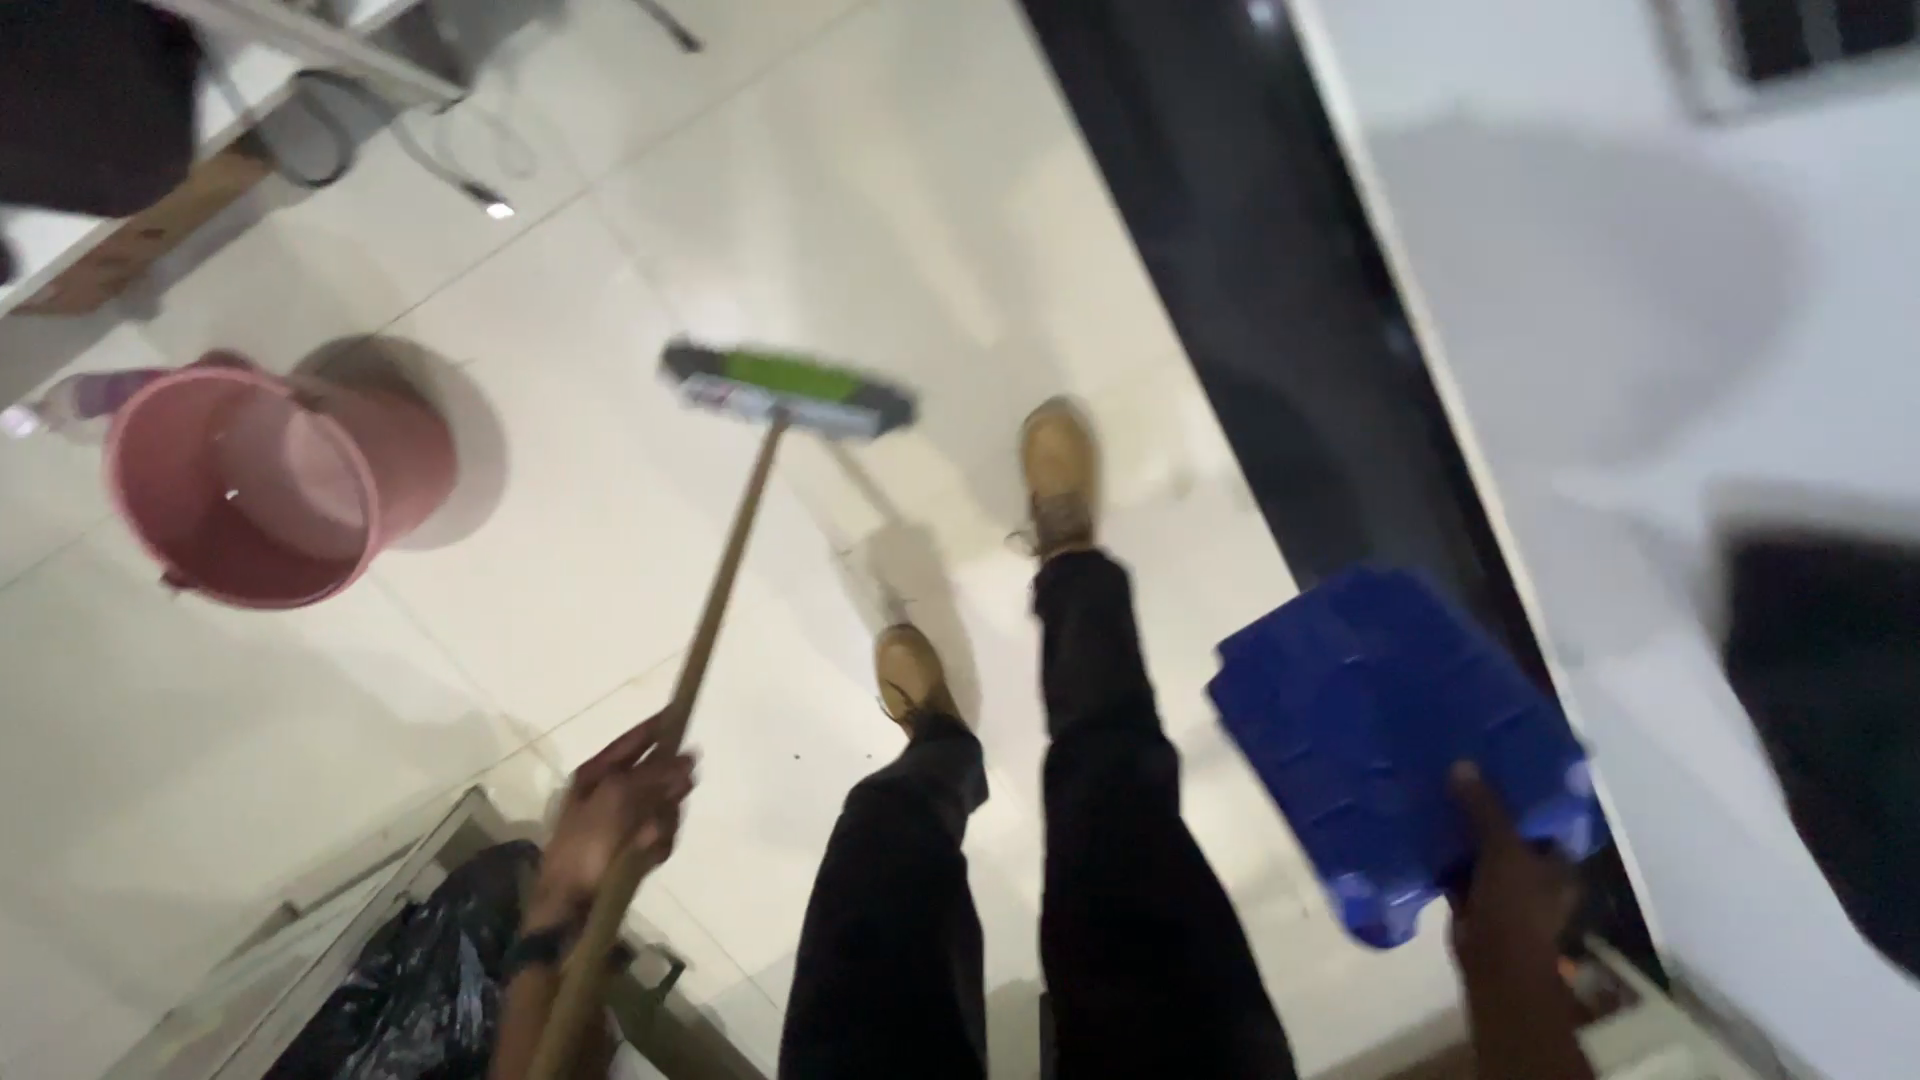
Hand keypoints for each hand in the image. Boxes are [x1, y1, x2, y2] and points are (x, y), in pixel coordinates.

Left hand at [527, 713, 695, 928]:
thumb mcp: (617, 798)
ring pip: (664, 804)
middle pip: (657, 773)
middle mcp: (610, 793)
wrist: (567, 909)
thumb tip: (688, 754)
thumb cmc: (584, 845)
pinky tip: (646, 854)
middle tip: (682, 788)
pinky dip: (658, 842)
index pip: (634, 741)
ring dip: (663, 818)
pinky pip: (661, 833)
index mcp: (596, 775)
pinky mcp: (632, 847)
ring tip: (649, 835)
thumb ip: (654, 773)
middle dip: (668, 785)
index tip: (682, 711)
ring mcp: (622, 822)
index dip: (658, 726)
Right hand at [1447, 762, 1579, 970]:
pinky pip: (1456, 866)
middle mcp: (1534, 873)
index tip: (1490, 765)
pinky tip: (1418, 828)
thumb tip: (1462, 765)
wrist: (1495, 961)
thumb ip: (1484, 808)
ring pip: (1478, 848)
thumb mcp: (1503, 850)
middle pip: (1505, 831)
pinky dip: (1441, 852)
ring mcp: (1503, 887)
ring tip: (1431, 792)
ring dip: (1458, 830)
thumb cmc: (1515, 905)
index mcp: (1557, 863)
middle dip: (1481, 808)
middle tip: (1453, 773)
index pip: (1540, 818)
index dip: (1517, 794)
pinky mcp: (1474, 898)